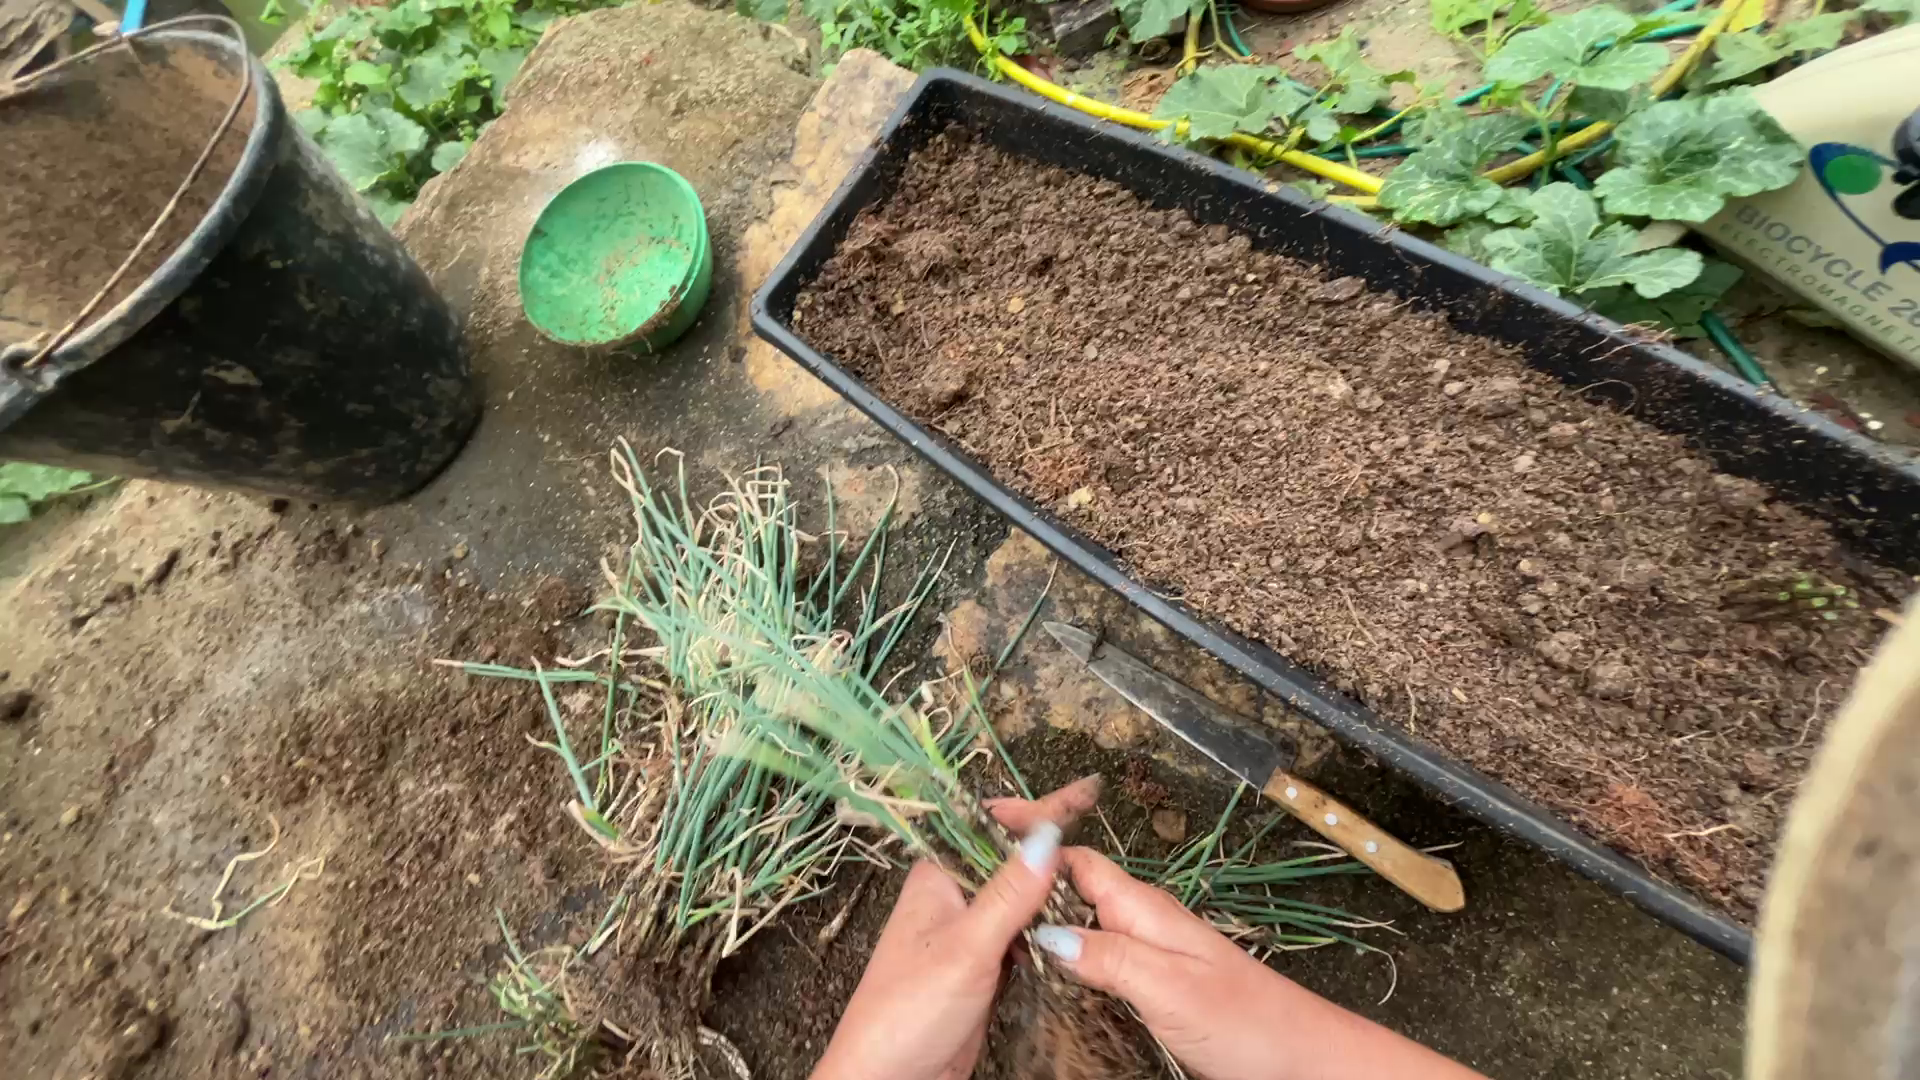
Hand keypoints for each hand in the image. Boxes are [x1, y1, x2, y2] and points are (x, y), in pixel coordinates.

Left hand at [809, 777, 1101, 1079]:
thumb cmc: (909, 1009)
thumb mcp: (966, 946)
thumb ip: (1008, 893)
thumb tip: (1048, 836)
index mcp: (939, 874)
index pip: (993, 826)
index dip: (1039, 809)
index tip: (1082, 793)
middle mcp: (954, 894)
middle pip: (1011, 857)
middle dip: (1051, 842)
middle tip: (1095, 822)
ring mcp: (970, 930)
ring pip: (1020, 897)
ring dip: (1053, 886)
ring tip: (1096, 870)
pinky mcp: (984, 966)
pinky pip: (1023, 933)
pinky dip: (1048, 926)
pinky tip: (1074, 921)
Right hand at [1031, 848, 1485, 1079]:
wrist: (1299, 1057)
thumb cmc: (1238, 1019)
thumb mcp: (1167, 986)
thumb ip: (1106, 956)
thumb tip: (1042, 931)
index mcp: (1139, 905)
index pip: (1076, 857)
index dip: (1035, 836)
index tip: (990, 820)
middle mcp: (1138, 915)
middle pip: (1073, 879)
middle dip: (1029, 867)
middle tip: (977, 871)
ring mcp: (1145, 944)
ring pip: (1081, 912)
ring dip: (1042, 905)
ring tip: (995, 914)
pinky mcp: (1149, 974)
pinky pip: (1094, 943)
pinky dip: (1063, 939)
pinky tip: (1042, 960)